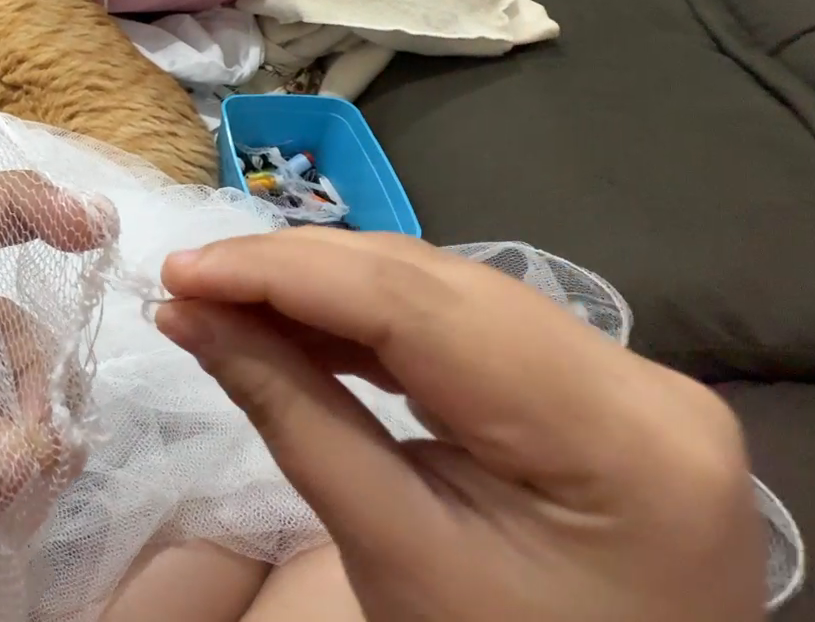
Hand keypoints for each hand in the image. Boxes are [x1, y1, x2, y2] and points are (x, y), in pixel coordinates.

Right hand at [155, 228, 767, 621]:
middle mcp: (636, 378)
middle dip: (290, 269)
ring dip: (315, 285)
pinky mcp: (583, 383)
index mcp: (614, 435)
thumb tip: (182, 313)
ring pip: (432, 284)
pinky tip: (291, 322)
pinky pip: (449, 319)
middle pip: (427, 280)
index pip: (416, 306)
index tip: (179, 271)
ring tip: (223, 298)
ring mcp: (618, 374)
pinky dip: (356, 315)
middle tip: (187, 281)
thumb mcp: (385, 545)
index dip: (281, 273)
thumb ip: (285, 410)